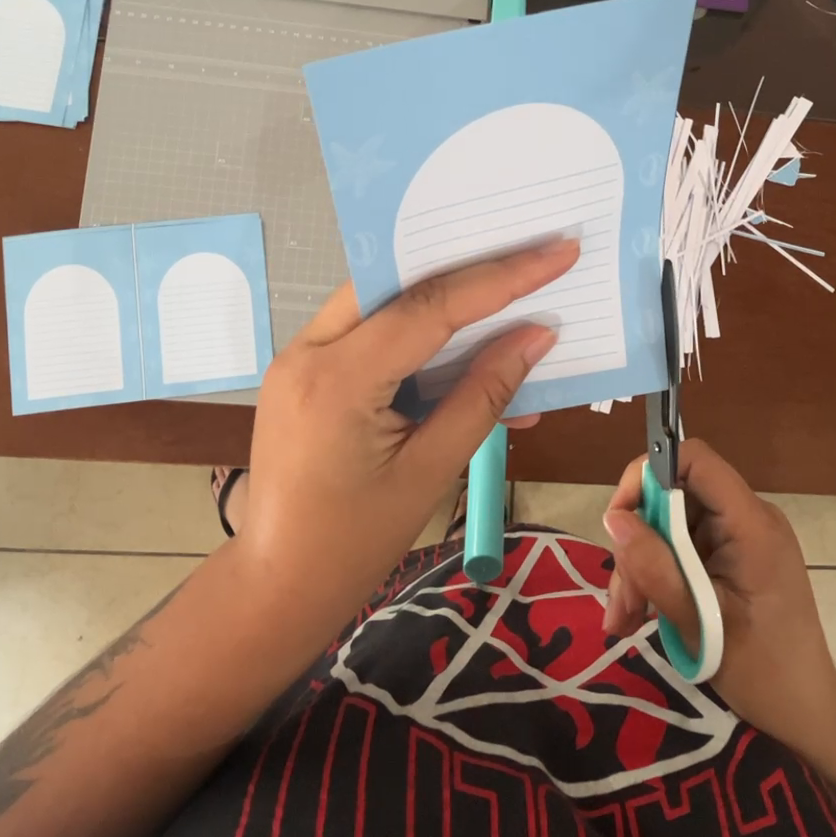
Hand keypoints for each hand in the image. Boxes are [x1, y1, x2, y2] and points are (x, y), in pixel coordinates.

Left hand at [235, 238, 578, 614]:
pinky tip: (465, 359)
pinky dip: (419, 339)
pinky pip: (371, 335)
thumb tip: (537, 337)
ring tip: (509, 305)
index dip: (501, 277)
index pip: (430, 306)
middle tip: (532, 255)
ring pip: (384, 302)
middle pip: (399, 286)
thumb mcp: (430, 470)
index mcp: (337, 379)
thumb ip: (484, 396)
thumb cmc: (354, 543)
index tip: (557, 252)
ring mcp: (300, 358)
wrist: (278, 584)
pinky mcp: (306, 373)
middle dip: (470, 269)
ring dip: (446, 304)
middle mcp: (308, 350)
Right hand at [601, 439, 835, 749]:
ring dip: (640, 569)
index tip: (619, 519)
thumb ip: (656, 568)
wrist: (804, 710)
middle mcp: (746, 519)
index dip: (649, 475)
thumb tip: (614, 518)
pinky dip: (655, 578)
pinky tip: (638, 618)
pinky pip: (680, 550)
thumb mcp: (699, 622)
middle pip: (673, 499)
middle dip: (637, 543)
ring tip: (625, 621)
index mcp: (751, 524)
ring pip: (669, 527)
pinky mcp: (730, 558)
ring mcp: (738, 539)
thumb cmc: (761, 671)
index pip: (694, 460)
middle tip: (622, 601)